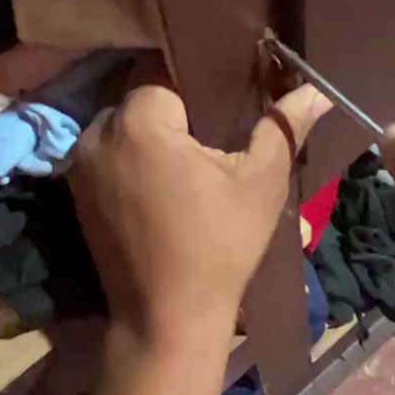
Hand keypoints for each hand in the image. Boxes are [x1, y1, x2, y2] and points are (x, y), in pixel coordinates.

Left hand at [68, 73, 329, 346]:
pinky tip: (162, 192)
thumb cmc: (219, 248)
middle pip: (141, 102)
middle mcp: (97, 135)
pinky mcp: (75, 197)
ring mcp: (80, 168)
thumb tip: (318, 90)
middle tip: (210, 146)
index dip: (197, 92)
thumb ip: (284, 127)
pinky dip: (132, 166)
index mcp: (140, 122)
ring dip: (150, 141)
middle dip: (174, 117)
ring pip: (123, 130)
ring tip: (187, 171)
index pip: (166, 75)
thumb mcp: (262, 184)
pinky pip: (109, 159)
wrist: (168, 319)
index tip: (223, 115)